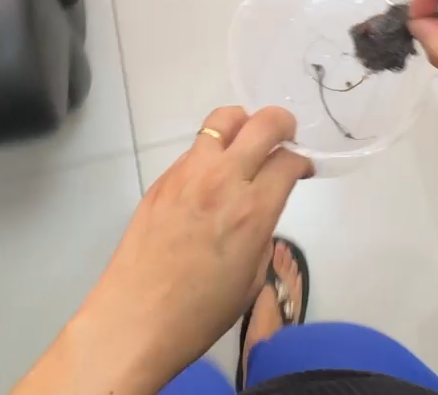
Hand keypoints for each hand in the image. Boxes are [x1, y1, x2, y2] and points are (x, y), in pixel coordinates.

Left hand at [18, 107, 311, 394]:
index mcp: (252, 210)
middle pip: (263, 123)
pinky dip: (212, 152)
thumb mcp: (251, 278)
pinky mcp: (164, 177)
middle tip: (285, 138)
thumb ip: (262, 231)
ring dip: (244, 125)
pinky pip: (196, 148)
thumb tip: (261, 207)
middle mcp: (223, 179)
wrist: (135, 318)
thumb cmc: (200, 313)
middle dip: (283, 124)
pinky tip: (210, 179)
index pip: (287, 161)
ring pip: (224, 120)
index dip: (302, 161)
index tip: (302, 169)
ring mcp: (190, 172)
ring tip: (245, 144)